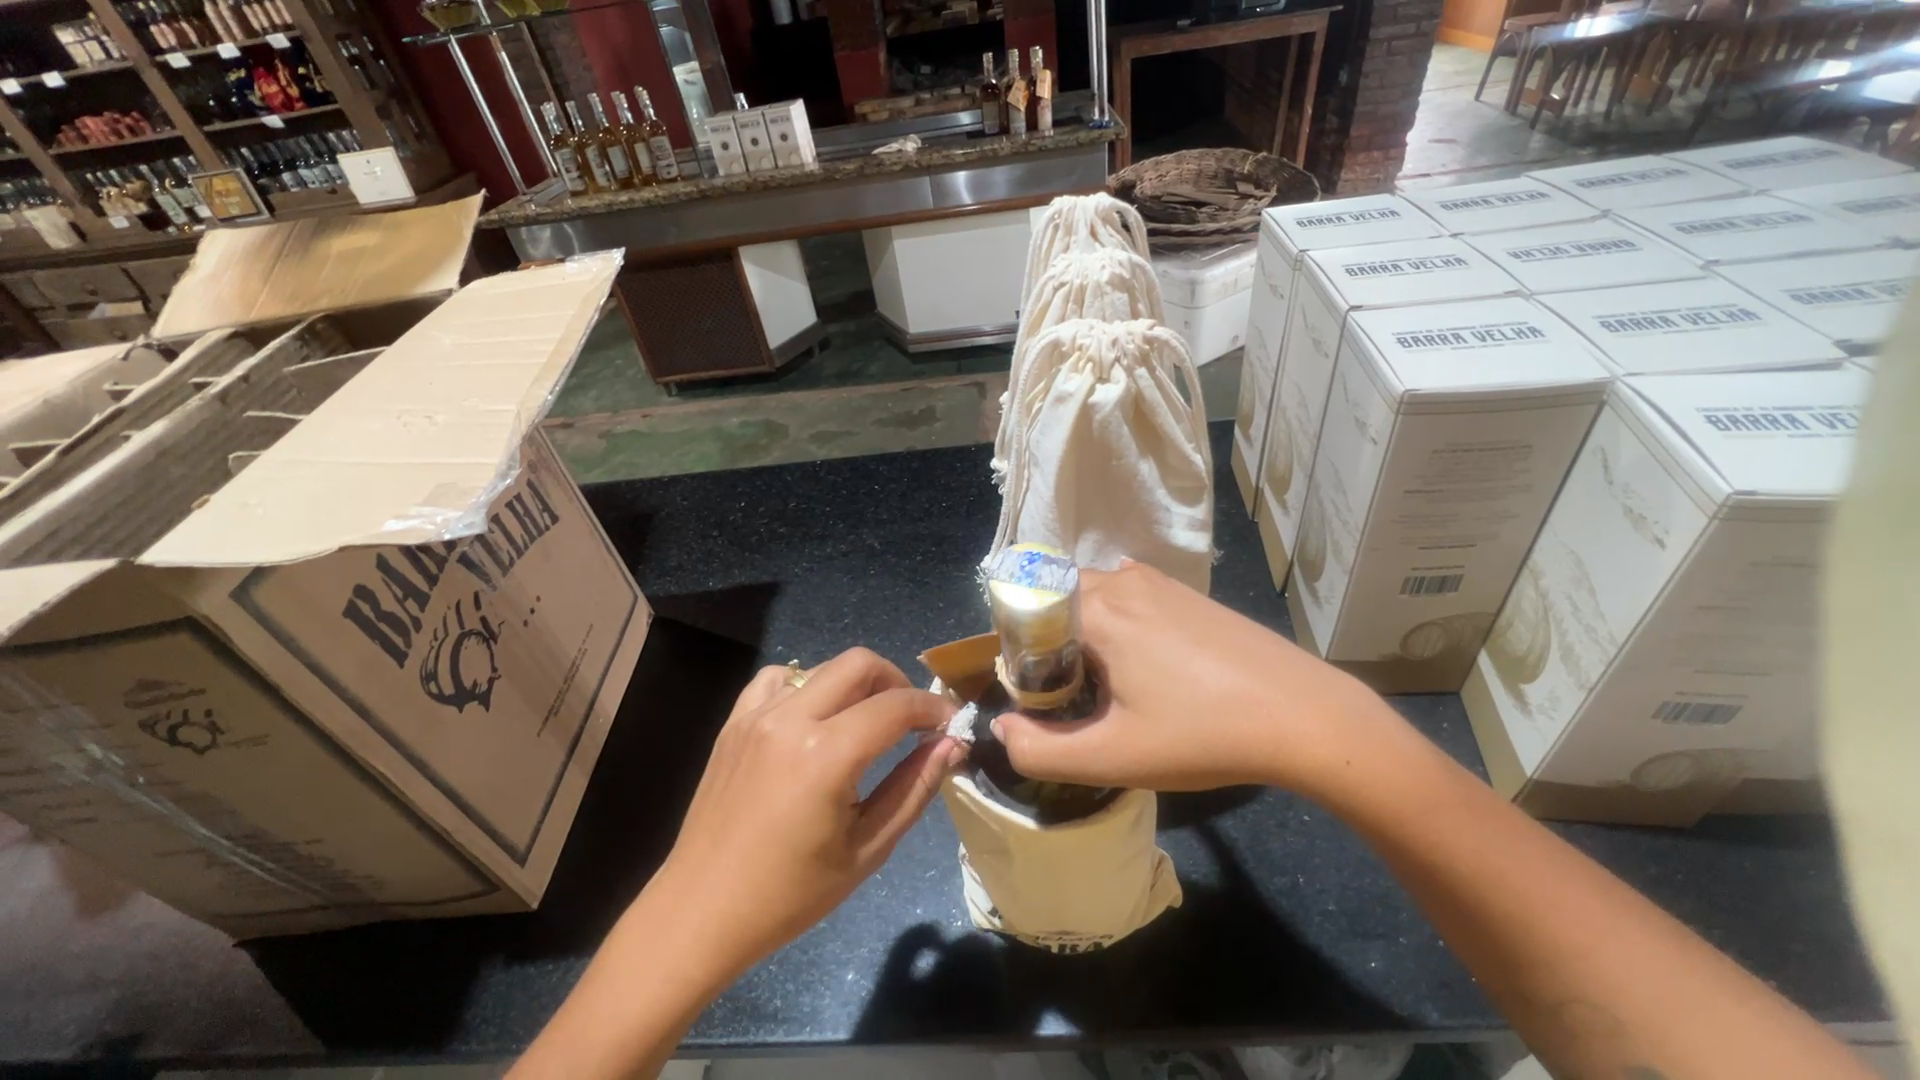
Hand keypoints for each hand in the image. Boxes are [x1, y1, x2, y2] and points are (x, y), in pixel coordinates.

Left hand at [648, 647, 960, 980]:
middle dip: (899, 683)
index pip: (896, 706)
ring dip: (856, 684)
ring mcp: (755, 716)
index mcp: (826, 755)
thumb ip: (914, 789)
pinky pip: (777, 679)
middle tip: (914, 721)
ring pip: (821, 667)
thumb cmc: (791, 894)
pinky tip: (814, 719)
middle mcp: (790, 720)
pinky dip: (807, 685)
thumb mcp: (867, 849)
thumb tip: (952, 746)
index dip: (934, 708)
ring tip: (867, 722)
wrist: (703, 911)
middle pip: (860, 664)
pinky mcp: (734, 723)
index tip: (952, 725)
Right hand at [991, 562, 1412, 801]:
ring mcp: (1161, 583)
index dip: (1016, 659)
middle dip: (1047, 649)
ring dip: (1083, 640)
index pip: (1021, 612)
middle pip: (1055, 603)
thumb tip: (1003, 730)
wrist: (1306, 718)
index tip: (1038, 702)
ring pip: (1093, 602)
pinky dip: (1117, 631)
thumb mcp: (1113, 758)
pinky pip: (1128, 603)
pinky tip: (1146, 675)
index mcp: (1096, 609)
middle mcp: (1122, 580)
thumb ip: (1040, 752)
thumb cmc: (1202, 735)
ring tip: (1108, 693)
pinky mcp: (1189, 596)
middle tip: (1070, 703)